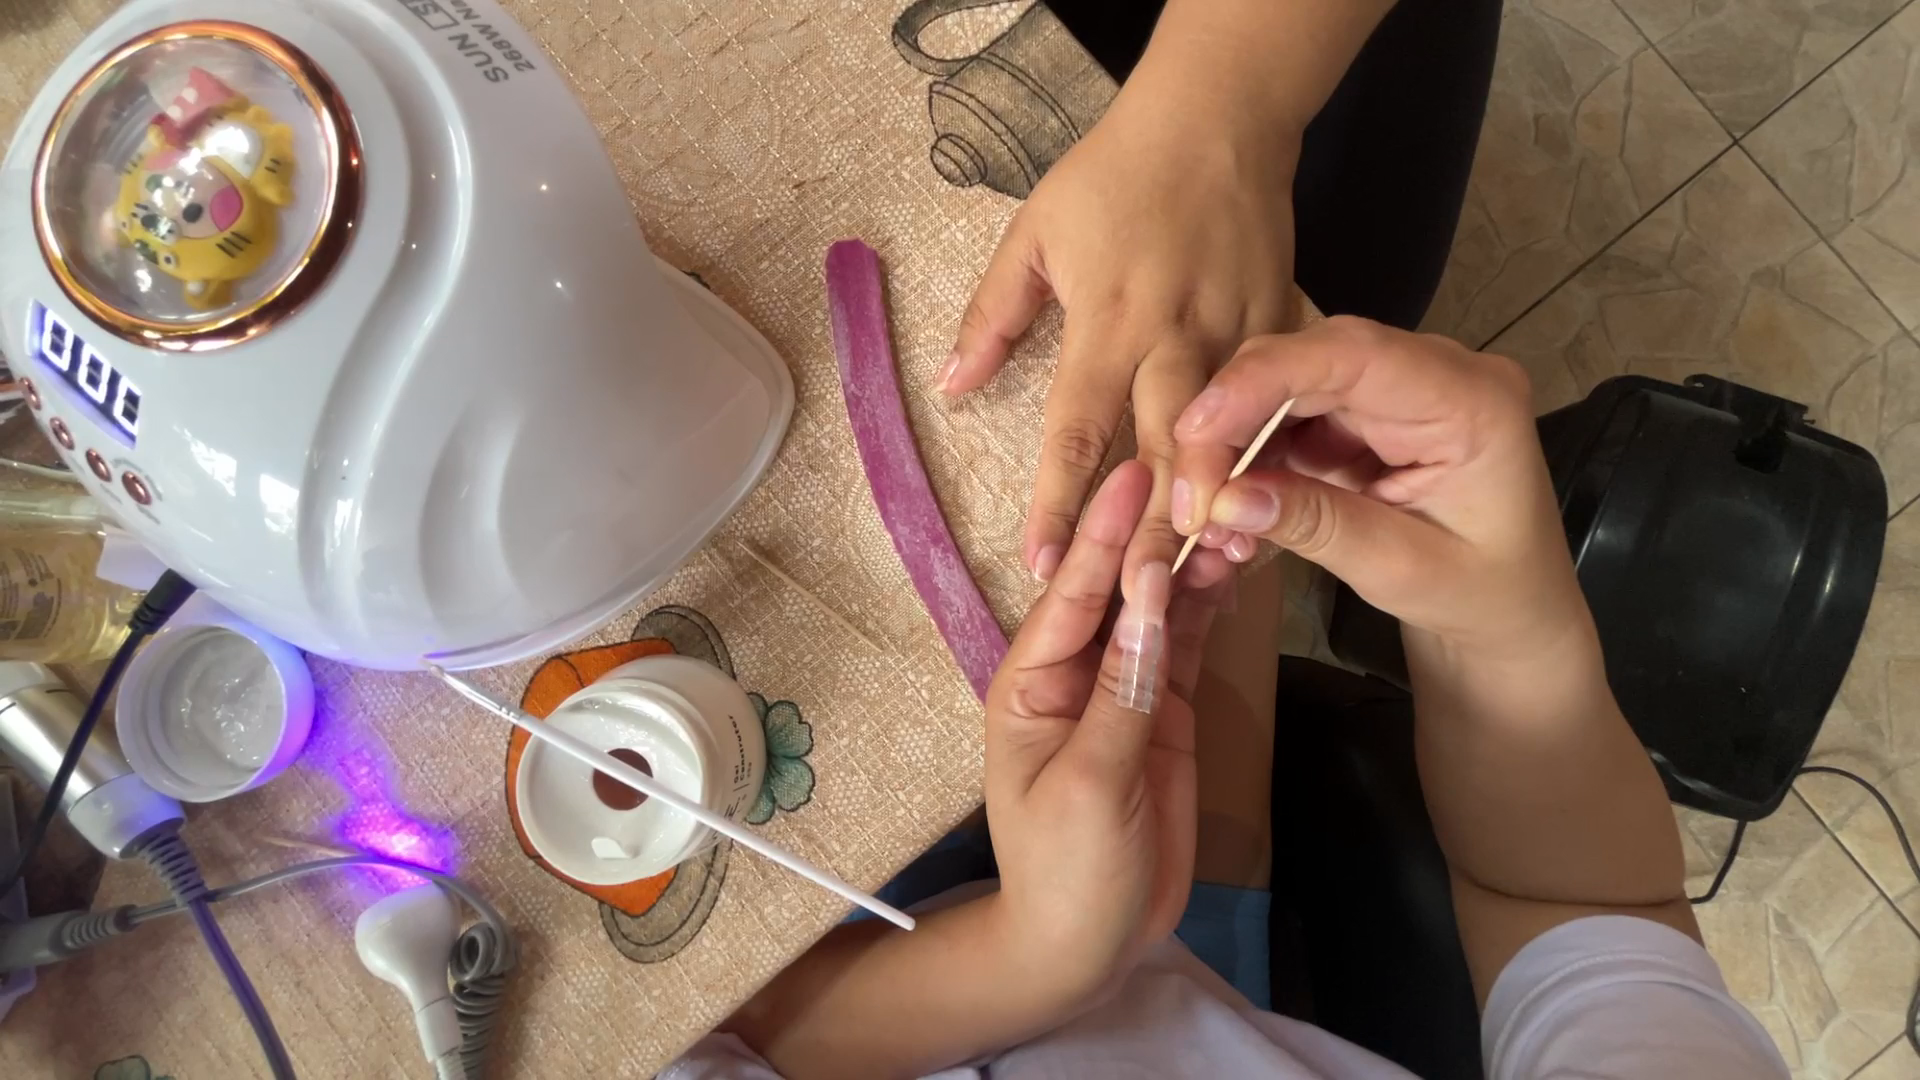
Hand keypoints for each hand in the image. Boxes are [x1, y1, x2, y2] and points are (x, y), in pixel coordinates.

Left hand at [939, 64, 1301, 584]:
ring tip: (1207, 573)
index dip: (1056, 502)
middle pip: (1165, 449)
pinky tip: (1272, 507)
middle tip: (1141, 599)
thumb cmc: (1114, 178)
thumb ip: (993, 317)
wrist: (1215, 119)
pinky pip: (1285, 401)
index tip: (1040, 564)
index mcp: (1109, 323)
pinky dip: (1277, 454)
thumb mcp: (1033, 236)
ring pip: (1232, 436)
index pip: (1077, 431)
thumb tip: (953, 384)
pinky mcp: (1285, 327)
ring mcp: (1240, 335)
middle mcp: (1176, 340)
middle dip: (1154, 527)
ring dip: (1219, 506)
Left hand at [983, 460, 1232, 1004]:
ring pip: (1157, 611)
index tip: (1135, 475)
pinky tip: (1230, 567)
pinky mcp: (1161, 706)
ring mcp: (1122, 684)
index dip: (1105, 536)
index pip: (1071, 596)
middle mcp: (1074, 668)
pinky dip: (1205, 608)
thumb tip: (1152, 600)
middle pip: (1116, 591)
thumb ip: (1123, 691)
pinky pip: (1183, 646)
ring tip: (1230, 514)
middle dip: (1150, 537)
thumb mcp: (1089, 782)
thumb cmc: (1065, 866)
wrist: (1087, 938)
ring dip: (1188, 566)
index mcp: (1032, 680)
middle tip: (1196, 474)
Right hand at [1172, 317, 1588, 660]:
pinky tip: (1226, 505)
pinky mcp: (1354, 418)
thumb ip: (1317, 526)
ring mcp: (1386, 394)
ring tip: (1201, 511)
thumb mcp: (1401, 570)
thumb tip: (1223, 501)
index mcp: (1467, 399)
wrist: (1504, 611)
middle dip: (1229, 420)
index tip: (1194, 430)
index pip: (1352, 356)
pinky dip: (1242, 460)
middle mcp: (1426, 376)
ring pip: (1280, 388)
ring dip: (1227, 444)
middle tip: (1187, 494)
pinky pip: (1280, 420)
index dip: (1262, 380)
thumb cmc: (1479, 595)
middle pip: (1303, 363)